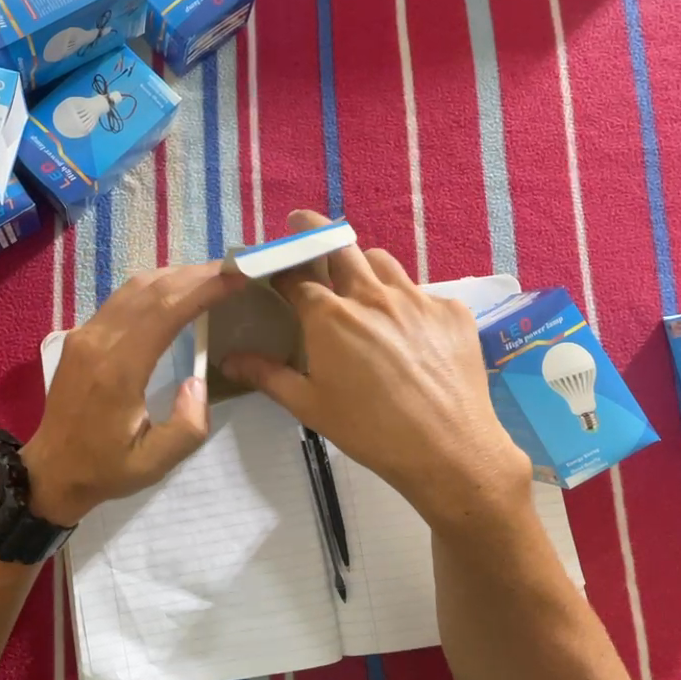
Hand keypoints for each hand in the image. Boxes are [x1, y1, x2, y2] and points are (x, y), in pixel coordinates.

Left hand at [23, 263, 245, 525]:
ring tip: (210, 277)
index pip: (166, 311)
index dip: (203, 289)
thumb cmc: (105, 468)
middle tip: (232, 270)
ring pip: (134, 288)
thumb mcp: (155, 463)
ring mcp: (85, 334)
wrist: (51, 470)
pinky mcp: (80, 336)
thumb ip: (188, 426)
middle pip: (152, 290)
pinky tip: (174, 292)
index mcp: (119, 370)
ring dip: (174, 276)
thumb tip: (197, 380)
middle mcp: (99, 342)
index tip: (236, 276)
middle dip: (195, 275)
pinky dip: (153, 287)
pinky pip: (120, 299)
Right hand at [221, 210, 532, 531]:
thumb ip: (267, 374)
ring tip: (359, 286)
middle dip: (314, 230)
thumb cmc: (369, 431)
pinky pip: (422, 292)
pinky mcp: (451, 311)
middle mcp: (371, 296)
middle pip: (338, 245)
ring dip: (362, 266)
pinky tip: (408, 332)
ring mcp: (416, 299)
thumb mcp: (309, 405)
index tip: (270, 266)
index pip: (294, 275)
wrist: (448, 451)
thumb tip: (229, 359)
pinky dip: (406, 302)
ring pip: (381, 261)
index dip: (278, 267)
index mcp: (329, 317)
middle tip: (302, 227)